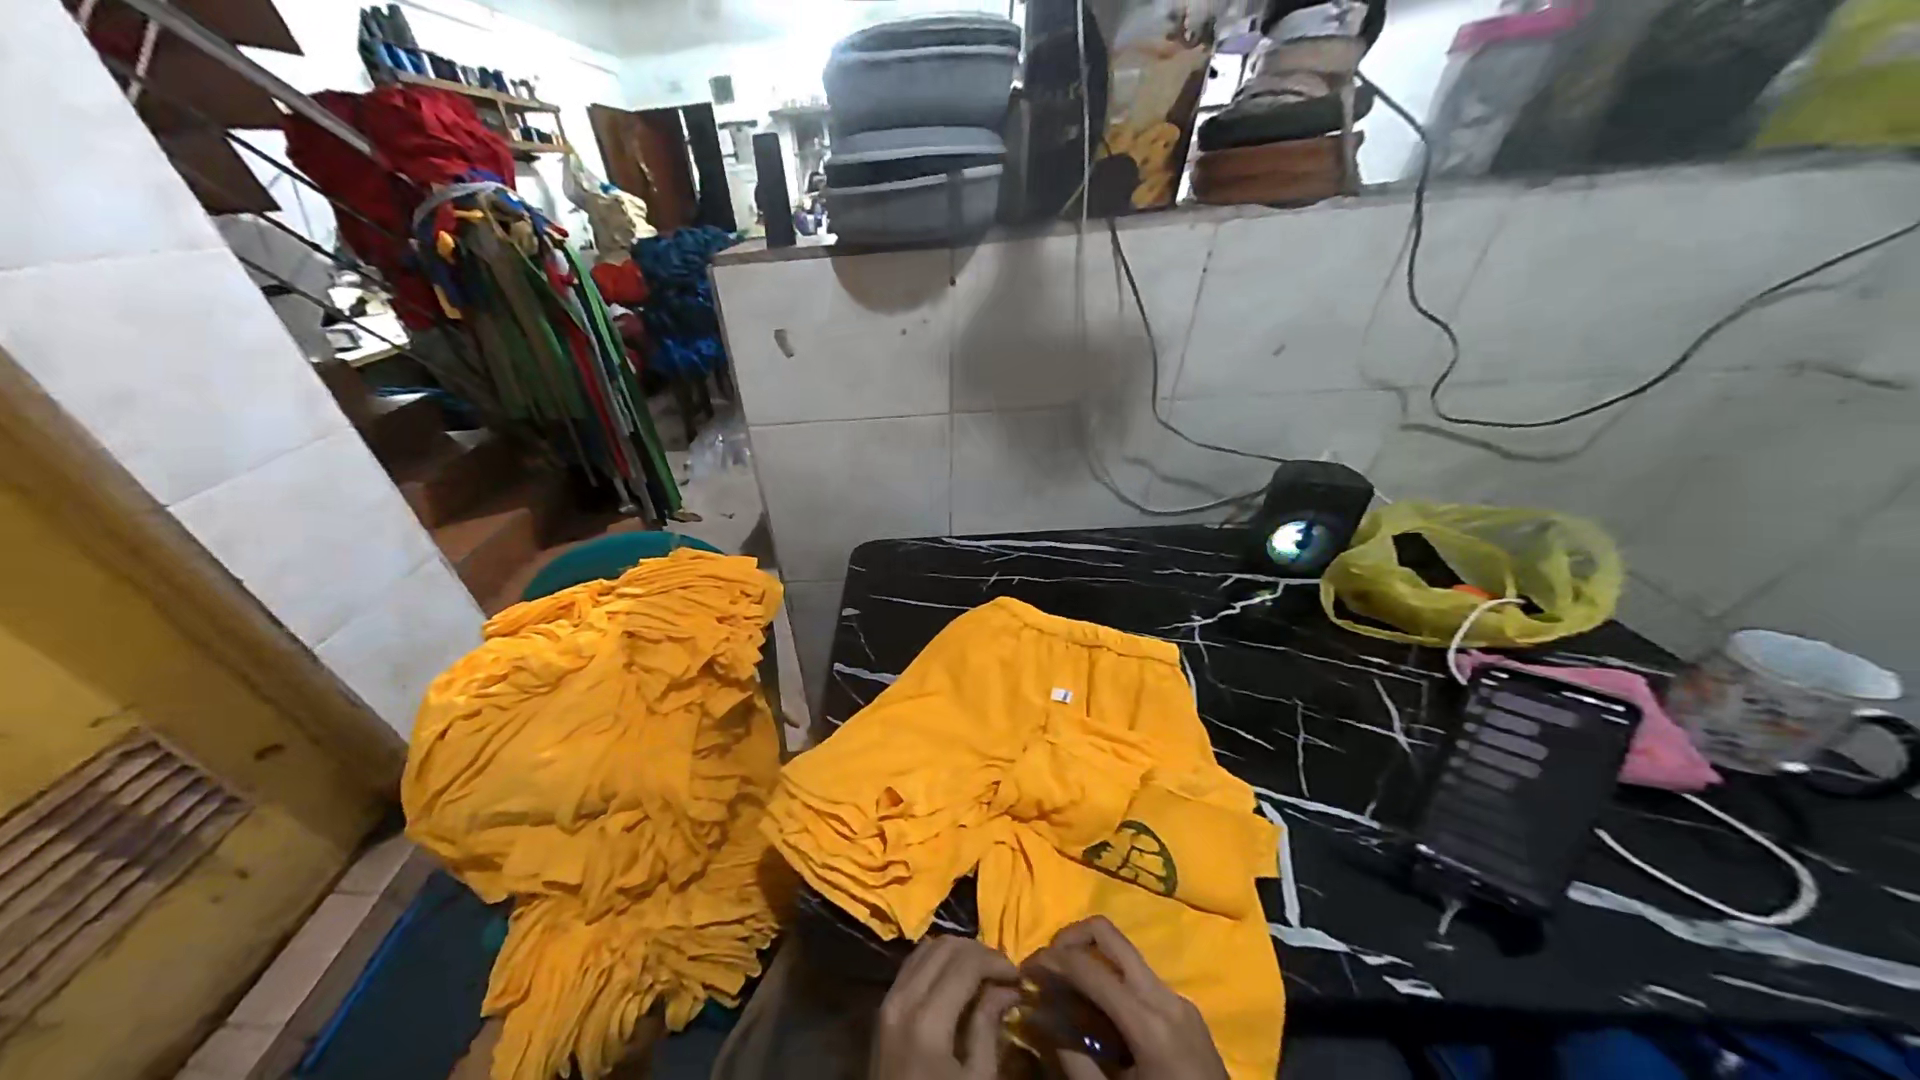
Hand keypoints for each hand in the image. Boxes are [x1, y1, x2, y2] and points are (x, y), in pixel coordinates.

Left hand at [870, 935, 1020, 1079]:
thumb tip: (1008, 988)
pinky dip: (937, 961)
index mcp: (927, 1021)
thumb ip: (988, 1026)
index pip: (966, 962)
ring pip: (926, 948)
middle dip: (978, 952)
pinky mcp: (882, 1007)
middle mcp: (902, 999)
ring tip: (983, 973)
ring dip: (957, 952)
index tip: (1018, 976)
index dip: (996, 961)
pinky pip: (912, 964)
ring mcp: (888, 1001)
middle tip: (1002, 973)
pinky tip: (956, 979)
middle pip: (944, 947)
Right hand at [1024, 917, 1227, 1079]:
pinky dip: (1111, 980)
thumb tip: (1042, 1020)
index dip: (1051, 961)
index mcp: (1148, 1024)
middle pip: (1110, 935)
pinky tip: (1098, 1012)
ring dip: (1091, 958)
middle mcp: (1165, 997)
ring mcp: (1180, 1000)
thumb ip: (1074, 1060)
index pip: (1089, 967)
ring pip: (1125, 954)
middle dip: (1070, 938)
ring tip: (1065, 987)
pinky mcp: (1186, 1010)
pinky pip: (1140, 979)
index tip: (1025, 969)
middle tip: (1045, 963)